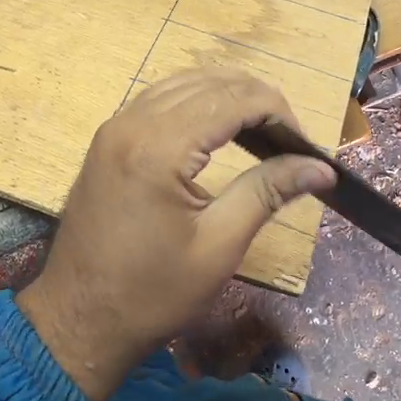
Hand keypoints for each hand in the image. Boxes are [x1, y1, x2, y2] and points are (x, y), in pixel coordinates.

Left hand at [16, 69, 334, 400]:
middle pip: (209, 82)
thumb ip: (268, 192)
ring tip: (262, 134)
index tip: (305, 146)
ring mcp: (115, 127)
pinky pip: (160, 99)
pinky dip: (196, 103)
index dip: (277, 111)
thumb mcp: (218, 245)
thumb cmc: (152, 293)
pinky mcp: (108, 139)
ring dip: (227, 97)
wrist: (79, 319)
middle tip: (289, 143)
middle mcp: (132, 122)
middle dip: (257, 101)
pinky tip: (218, 131)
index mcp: (159, 146)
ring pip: (184, 83)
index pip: (232, 98)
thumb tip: (321, 167)